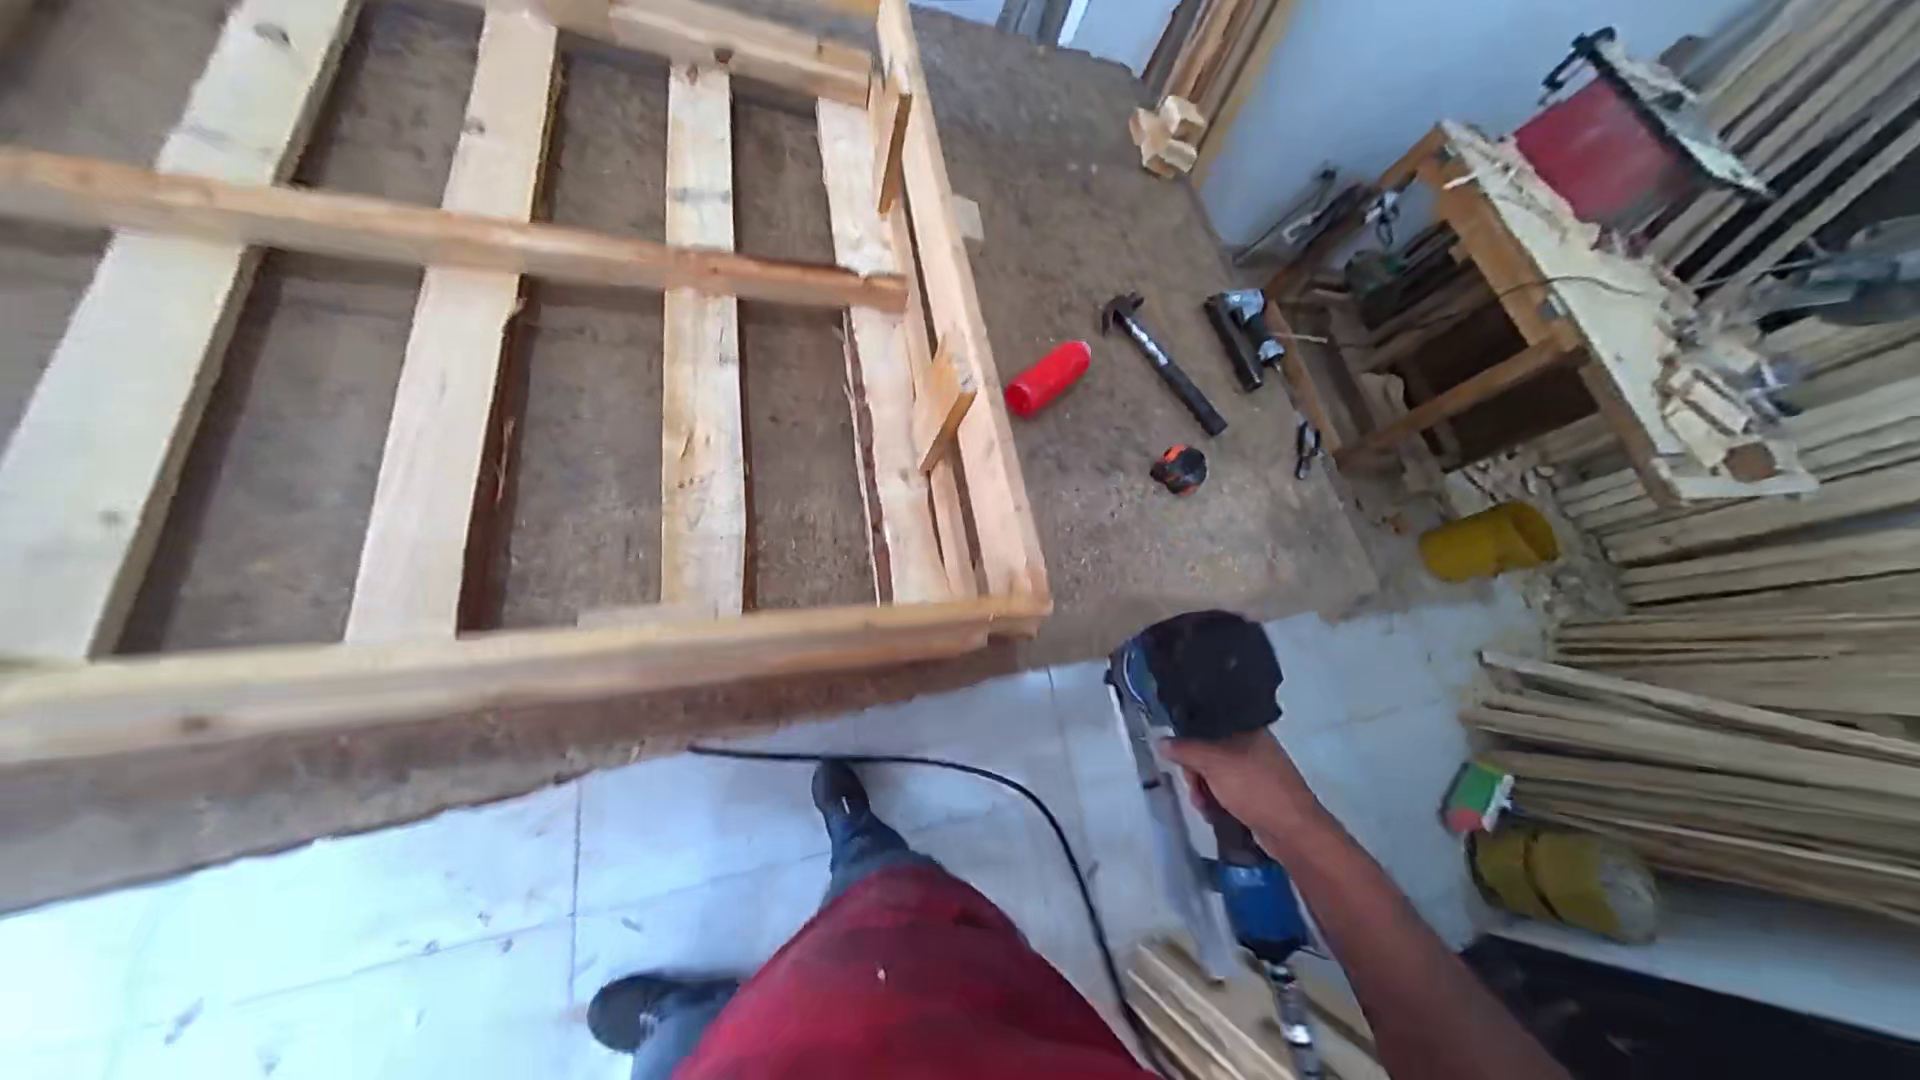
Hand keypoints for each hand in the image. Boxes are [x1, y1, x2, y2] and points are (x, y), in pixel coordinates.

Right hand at [1159, 730, 1326, 840]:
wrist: (1293, 833)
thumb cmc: (1256, 787)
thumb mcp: (1214, 763)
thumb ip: (1185, 750)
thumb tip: (1160, 741)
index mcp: (1246, 729)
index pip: (1206, 722)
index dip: (1187, 737)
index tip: (1177, 754)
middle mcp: (1250, 746)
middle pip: (1205, 750)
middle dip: (1194, 772)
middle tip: (1195, 787)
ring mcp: (1252, 771)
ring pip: (1212, 773)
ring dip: (1202, 790)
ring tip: (1205, 806)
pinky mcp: (1252, 793)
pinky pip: (1222, 790)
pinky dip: (1214, 801)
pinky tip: (1213, 812)